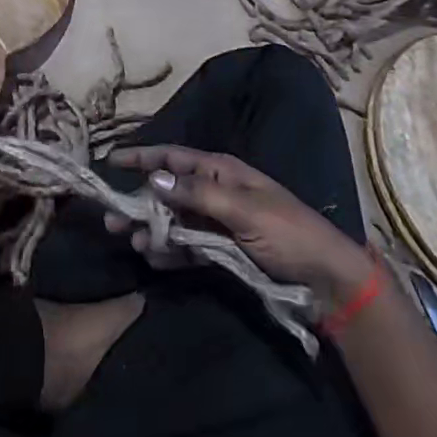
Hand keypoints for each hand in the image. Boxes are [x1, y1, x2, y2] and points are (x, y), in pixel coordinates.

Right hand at [104, 145, 375, 309]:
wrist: (326, 279)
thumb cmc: (288, 234)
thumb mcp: (244, 210)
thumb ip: (198, 193)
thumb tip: (155, 177)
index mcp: (222, 172)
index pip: (174, 157)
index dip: (142, 157)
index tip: (110, 161)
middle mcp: (215, 191)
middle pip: (168, 191)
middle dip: (140, 203)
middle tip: (111, 221)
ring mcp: (218, 222)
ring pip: (174, 221)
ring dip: (153, 231)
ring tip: (134, 244)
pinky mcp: (221, 249)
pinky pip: (187, 245)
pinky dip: (170, 251)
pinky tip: (155, 259)